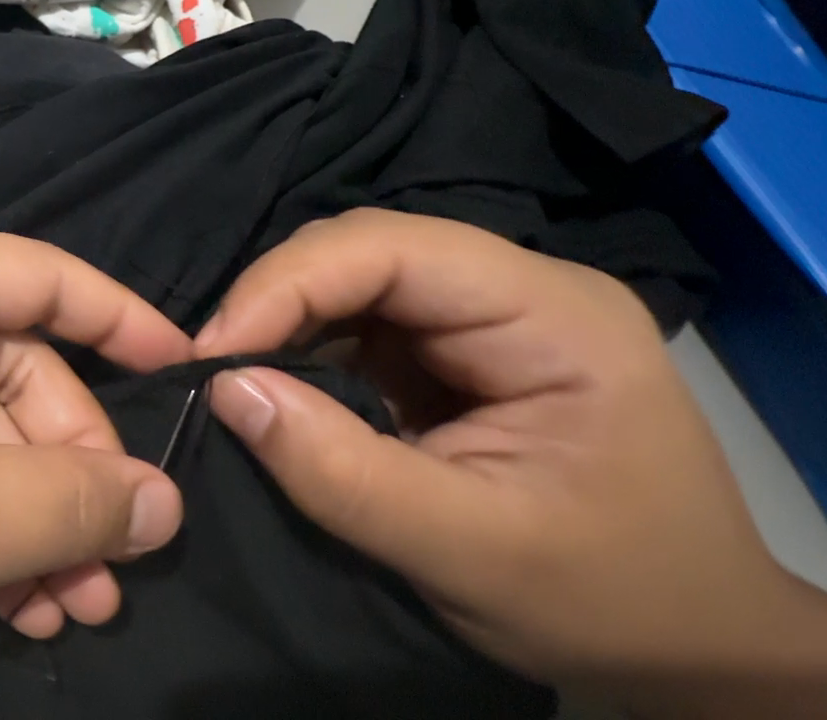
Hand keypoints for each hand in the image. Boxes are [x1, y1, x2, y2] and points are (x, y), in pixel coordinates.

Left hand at [0, 233, 189, 719]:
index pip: (40, 277)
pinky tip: (13, 603)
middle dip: (74, 472)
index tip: (187, 380)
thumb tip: (162, 499)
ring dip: (34, 519)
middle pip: (20, 375)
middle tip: (113, 571)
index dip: (121, 320)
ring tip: (68, 609)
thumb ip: (64, 502)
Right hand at [194, 209, 826, 716]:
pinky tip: (276, 384)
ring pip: (344, 277)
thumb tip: (225, 389)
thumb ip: (341, 473)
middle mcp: (514, 289)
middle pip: (360, 249)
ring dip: (279, 321)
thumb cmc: (605, 600)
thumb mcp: (470, 553)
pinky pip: (350, 319)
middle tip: (211, 367)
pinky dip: (297, 345)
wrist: (682, 644)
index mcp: (551, 316)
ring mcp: (479, 313)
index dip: (286, 285)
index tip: (213, 354)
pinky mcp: (446, 344)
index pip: (392, 250)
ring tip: (233, 377)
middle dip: (274, 299)